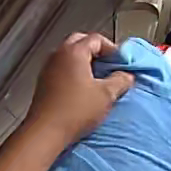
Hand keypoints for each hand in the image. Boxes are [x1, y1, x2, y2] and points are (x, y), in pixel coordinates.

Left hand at [23, 33, 135, 148]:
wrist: (45, 131)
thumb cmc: (76, 110)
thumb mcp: (106, 95)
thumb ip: (120, 80)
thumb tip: (127, 75)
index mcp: (74, 52)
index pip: (96, 39)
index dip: (112, 49)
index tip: (122, 63)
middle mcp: (58, 55)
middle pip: (80, 42)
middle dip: (97, 51)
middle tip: (110, 66)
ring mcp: (48, 68)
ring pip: (69, 55)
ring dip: (84, 61)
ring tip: (98, 78)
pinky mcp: (43, 82)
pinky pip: (62, 68)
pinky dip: (74, 72)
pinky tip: (83, 88)